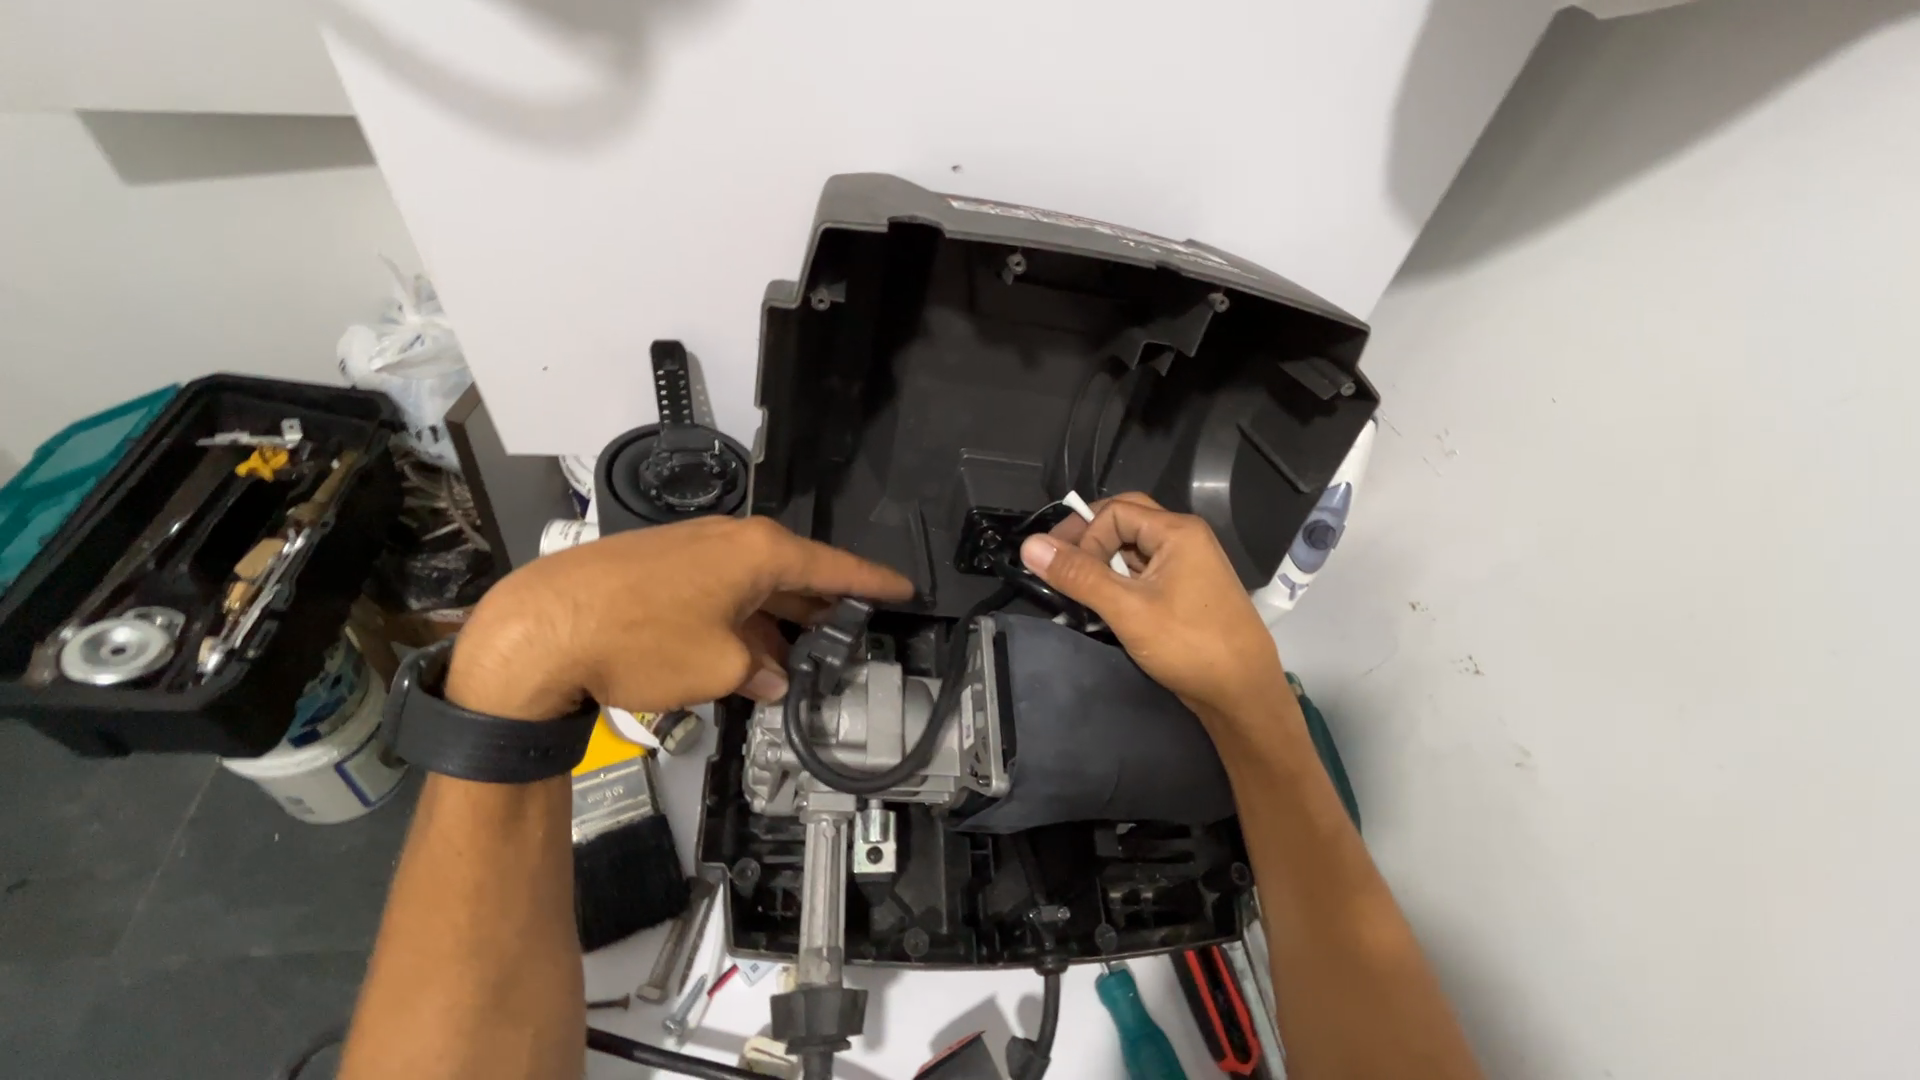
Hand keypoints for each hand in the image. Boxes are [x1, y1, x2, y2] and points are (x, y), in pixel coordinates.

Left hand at [444, 516, 913, 719]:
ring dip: (777, 623)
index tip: (904, 589)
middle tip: (852, 633)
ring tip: (799, 661)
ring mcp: (694, 551)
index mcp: (760, 553)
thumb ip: (759, 671)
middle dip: (823, 608)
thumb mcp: (719, 667)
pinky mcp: (662, 567)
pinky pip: (721, 592)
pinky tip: (745, 656)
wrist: (540, 628)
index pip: (835, 567)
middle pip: (796, 575)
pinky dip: (740, 621)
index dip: (874, 583)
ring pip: (756, 587)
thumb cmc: (640, 640)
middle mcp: (731, 541)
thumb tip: (771, 677)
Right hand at [1019, 494, 1287, 726]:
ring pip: (1133, 550)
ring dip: (1103, 565)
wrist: (1244, 695)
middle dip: (1089, 542)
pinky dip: (1119, 583)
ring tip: (1079, 592)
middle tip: (1061, 568)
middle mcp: (1185, 540)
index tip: (1063, 569)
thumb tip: (1030, 545)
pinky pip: (1144, 574)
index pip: (1114, 511)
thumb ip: (1078, 575)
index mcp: (1177, 532)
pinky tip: (1104, 606)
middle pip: (1125, 523)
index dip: (1084, 535)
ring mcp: (1188, 567)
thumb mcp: (1127, 609)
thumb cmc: (1189, 645)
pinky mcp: (1186, 593)